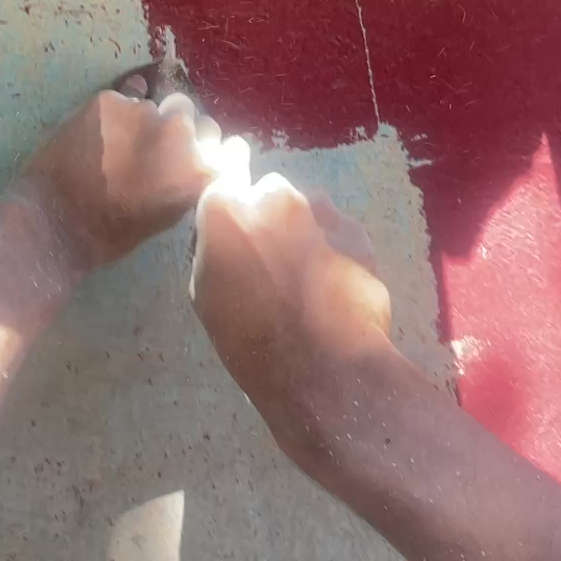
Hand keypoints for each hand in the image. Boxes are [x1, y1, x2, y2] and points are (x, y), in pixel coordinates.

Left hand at [10, 67, 220, 274]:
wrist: (56, 221)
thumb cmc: (113, 231)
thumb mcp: (168, 213)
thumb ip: (189, 180)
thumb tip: (194, 158)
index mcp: (201, 171)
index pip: (230, 145)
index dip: (212, 147)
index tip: (197, 153)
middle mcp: (181, 135)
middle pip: (192, 116)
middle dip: (176, 127)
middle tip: (151, 147)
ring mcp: (145, 112)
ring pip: (153, 105)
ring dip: (141, 120)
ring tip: (117, 142)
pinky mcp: (111, 99)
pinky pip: (121, 97)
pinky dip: (112, 113)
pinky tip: (95, 134)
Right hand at [190, 172, 395, 457]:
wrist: (324, 368)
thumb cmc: (251, 339)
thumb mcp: (205, 296)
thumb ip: (212, 250)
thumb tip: (222, 237)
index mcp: (225, 209)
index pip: (223, 191)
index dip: (231, 216)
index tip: (236, 241)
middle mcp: (272, 195)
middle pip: (268, 195)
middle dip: (270, 219)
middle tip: (273, 263)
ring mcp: (319, 209)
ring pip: (307, 210)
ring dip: (305, 232)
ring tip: (308, 280)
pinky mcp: (354, 229)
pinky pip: (338, 232)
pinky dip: (336, 250)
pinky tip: (334, 287)